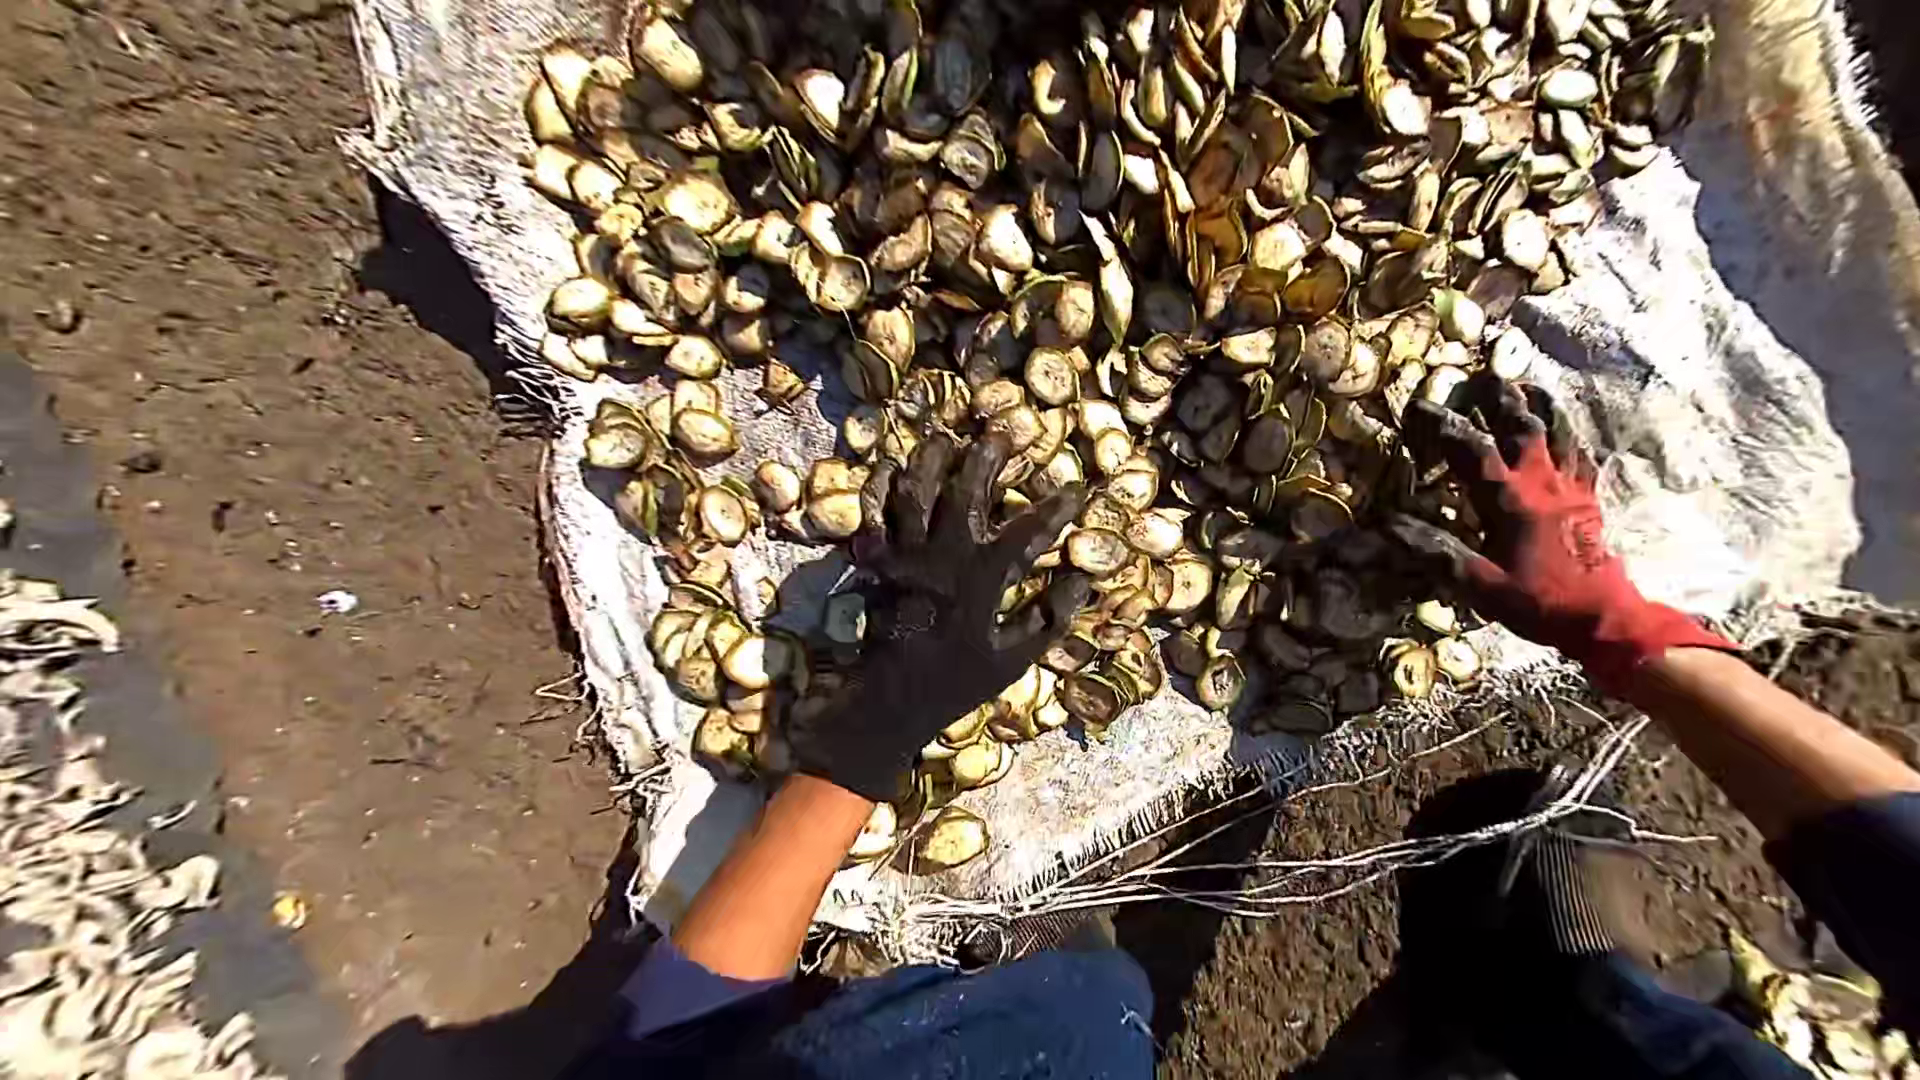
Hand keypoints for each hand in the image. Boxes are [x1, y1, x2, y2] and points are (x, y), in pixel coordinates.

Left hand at [787, 432, 1090, 800]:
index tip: (1076, 488)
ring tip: (947, 438)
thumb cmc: (956, 681)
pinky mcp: (876, 560)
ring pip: (916, 491)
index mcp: (982, 580)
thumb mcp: (1013, 660)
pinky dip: (881, 486)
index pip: (1028, 532)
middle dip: (987, 457)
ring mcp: (906, 554)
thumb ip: (1049, 618)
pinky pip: (874, 513)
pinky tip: (892, 466)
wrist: (890, 699)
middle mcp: (944, 557)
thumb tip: (1082, 580)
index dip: (1056, 507)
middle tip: (1003, 435)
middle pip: (965, 492)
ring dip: (932, 459)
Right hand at [1386, 374, 1733, 690]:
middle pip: (1522, 429)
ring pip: (1558, 433)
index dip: (1444, 426)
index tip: (1418, 406)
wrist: (1604, 618)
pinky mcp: (1587, 498)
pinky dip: (1568, 433)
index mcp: (1510, 502)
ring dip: (1540, 406)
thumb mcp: (1477, 583)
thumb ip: (1434, 551)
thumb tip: (1386, 524)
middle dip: (1500, 400)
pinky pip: (1580, 453)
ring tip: (1526, 384)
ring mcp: (1570, 488)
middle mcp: (1542, 485)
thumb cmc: (1535, 600)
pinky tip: (1561, 427)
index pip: (1472, 452)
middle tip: (1483, 375)